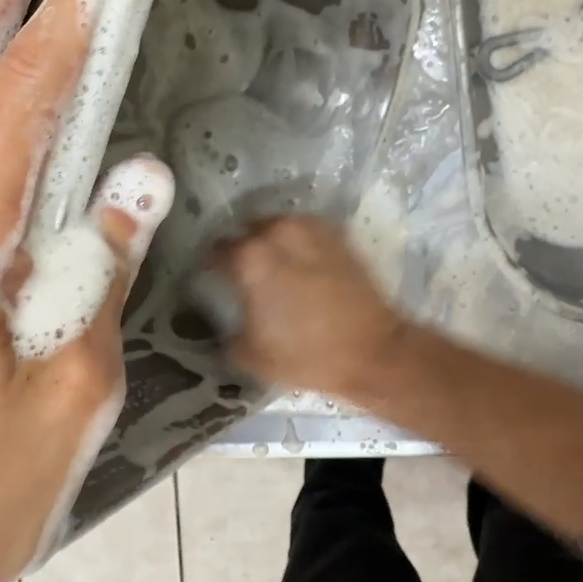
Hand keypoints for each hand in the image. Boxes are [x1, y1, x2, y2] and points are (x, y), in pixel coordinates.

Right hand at [211, 216, 409, 398]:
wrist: (372, 351)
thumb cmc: (307, 355)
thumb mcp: (251, 354)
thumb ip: (227, 331)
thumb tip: (225, 320)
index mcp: (250, 258)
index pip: (217, 249)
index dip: (210, 262)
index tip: (210, 274)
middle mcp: (278, 233)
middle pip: (249, 231)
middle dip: (243, 246)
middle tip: (242, 269)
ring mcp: (311, 230)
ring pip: (279, 226)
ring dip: (272, 240)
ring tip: (273, 262)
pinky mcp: (339, 236)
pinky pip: (307, 231)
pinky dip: (300, 242)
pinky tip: (301, 261)